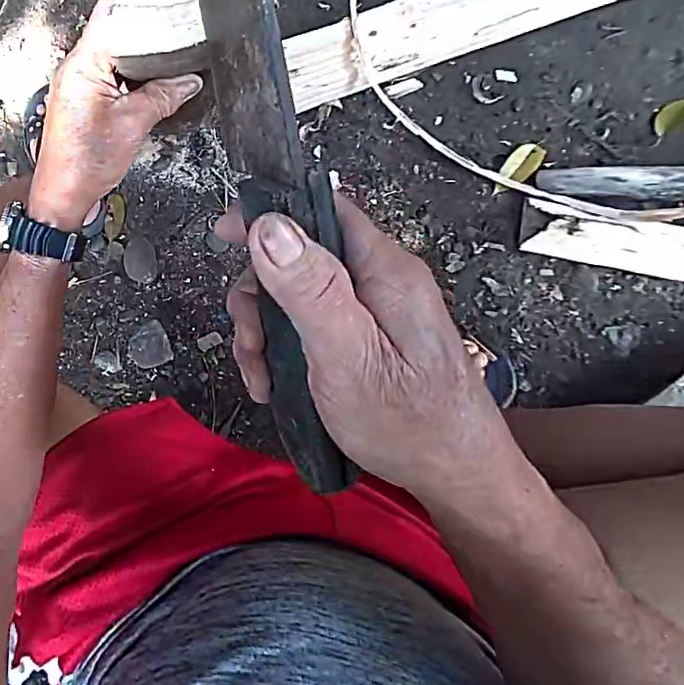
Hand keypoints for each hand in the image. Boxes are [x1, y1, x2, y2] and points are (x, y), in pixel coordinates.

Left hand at [27, 0, 202, 228]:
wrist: (65, 193)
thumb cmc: (84, 162)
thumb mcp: (135, 123)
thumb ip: (164, 96)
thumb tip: (189, 81)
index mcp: (83, 64)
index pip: (109, 15)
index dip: (137, 3)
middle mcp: (76, 69)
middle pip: (115, 34)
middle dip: (148, 34)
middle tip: (177, 34)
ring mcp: (78, 84)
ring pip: (115, 57)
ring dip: (141, 59)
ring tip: (169, 61)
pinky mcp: (84, 100)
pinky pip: (112, 77)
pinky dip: (133, 78)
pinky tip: (152, 86)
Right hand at [217, 194, 520, 505]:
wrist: (454, 474)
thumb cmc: (411, 423)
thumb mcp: (349, 355)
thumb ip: (311, 289)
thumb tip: (272, 227)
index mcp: (383, 270)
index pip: (320, 210)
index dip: (270, 216)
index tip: (229, 233)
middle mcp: (381, 279)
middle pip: (301, 256)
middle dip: (261, 294)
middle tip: (251, 337)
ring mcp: (375, 307)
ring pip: (300, 292)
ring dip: (268, 327)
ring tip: (263, 370)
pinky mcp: (369, 333)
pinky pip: (315, 321)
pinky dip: (287, 346)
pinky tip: (279, 379)